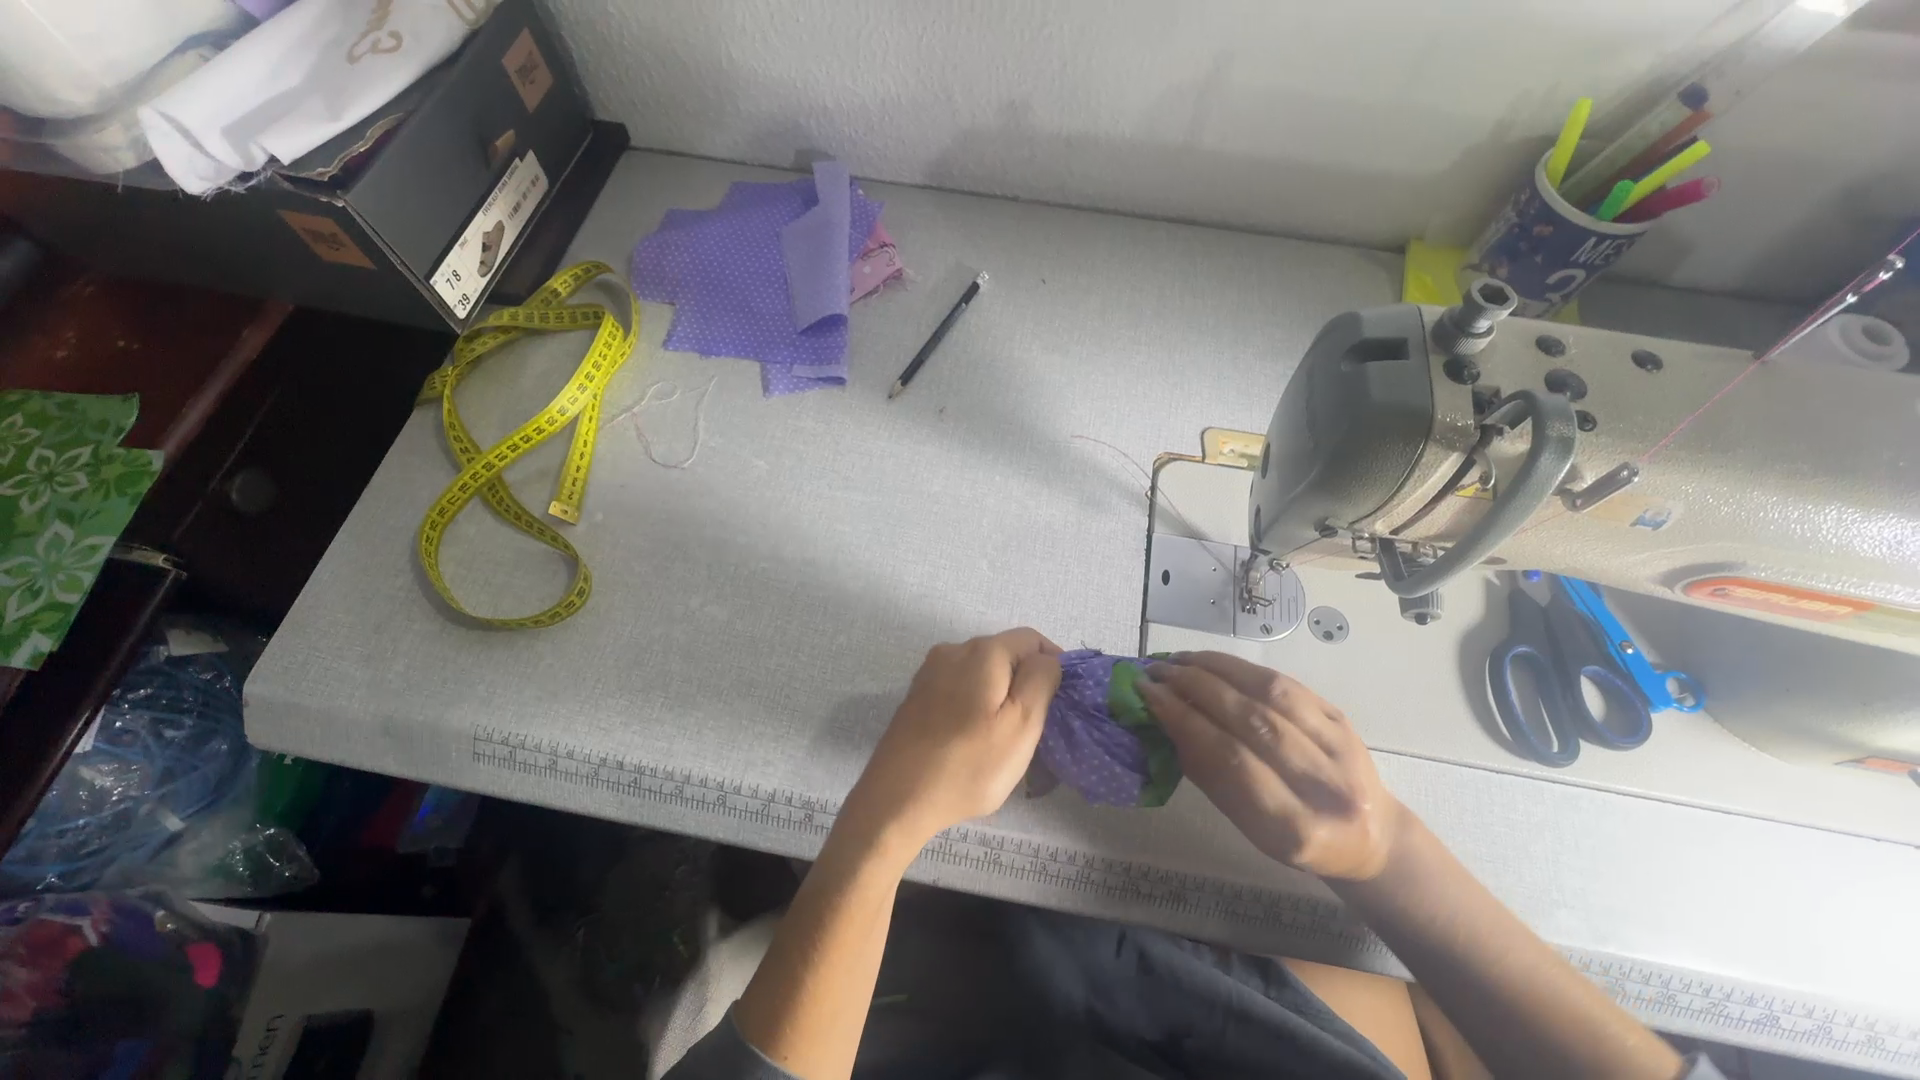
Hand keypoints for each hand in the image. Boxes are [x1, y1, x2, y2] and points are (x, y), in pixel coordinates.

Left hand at [842, 629, 1063, 848]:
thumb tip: (1047, 659)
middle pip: (1005, 655)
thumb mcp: (1022, 724)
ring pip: (981, 674)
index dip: (1054, 665)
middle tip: (1034, 729)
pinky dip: (975, 708)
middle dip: (1025, 683)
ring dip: (1000, 698)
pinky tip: (973, 742)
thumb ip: (1041, 680)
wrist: (896, 800)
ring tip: (1003, 741)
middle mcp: (952, 651)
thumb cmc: (968, 765)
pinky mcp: (916, 698)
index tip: (1060, 704)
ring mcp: (929, 674)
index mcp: (982, 651)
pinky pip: (959, 691)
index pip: (1032, 639)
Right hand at [1140, 652, 1401, 880]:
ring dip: (1217, 670)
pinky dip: (1243, 668)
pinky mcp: (1343, 719)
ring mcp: (1340, 747)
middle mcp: (1325, 786)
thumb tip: (1163, 717)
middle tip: (1157, 673)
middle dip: (1196, 689)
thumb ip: (1207, 772)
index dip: (1185, 721)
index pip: (1231, 760)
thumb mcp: (1246, 823)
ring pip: (1271, 694)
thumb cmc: (1295, 838)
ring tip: (1179, 661)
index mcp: (1294, 828)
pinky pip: (1288, 684)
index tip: (1148, 696)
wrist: (1367, 835)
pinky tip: (1213, 662)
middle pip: (1252, 721)